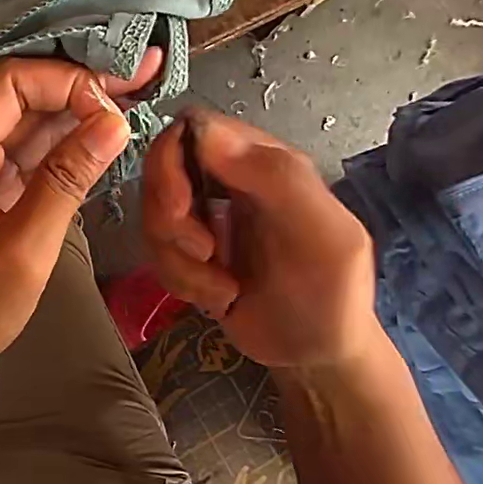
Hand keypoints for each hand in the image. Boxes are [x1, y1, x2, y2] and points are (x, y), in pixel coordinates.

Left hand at [0, 51, 161, 428]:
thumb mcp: (24, 250)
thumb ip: (66, 181)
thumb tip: (113, 122)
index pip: (8, 85)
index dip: (64, 82)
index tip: (114, 104)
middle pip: (18, 95)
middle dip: (78, 87)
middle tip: (143, 78)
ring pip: (26, 120)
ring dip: (77, 110)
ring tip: (135, 95)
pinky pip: (26, 151)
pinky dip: (64, 143)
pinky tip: (103, 133)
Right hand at [141, 109, 381, 369]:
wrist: (313, 355)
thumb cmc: (330, 296)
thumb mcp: (322, 237)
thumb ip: (276, 178)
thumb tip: (205, 132)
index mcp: (263, 160)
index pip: (193, 128)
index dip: (173, 162)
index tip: (183, 210)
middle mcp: (226, 178)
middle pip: (159, 169)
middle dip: (169, 218)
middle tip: (203, 253)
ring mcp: (204, 214)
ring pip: (153, 215)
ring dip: (180, 261)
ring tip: (223, 289)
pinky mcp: (186, 250)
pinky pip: (155, 252)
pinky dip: (179, 281)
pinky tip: (217, 298)